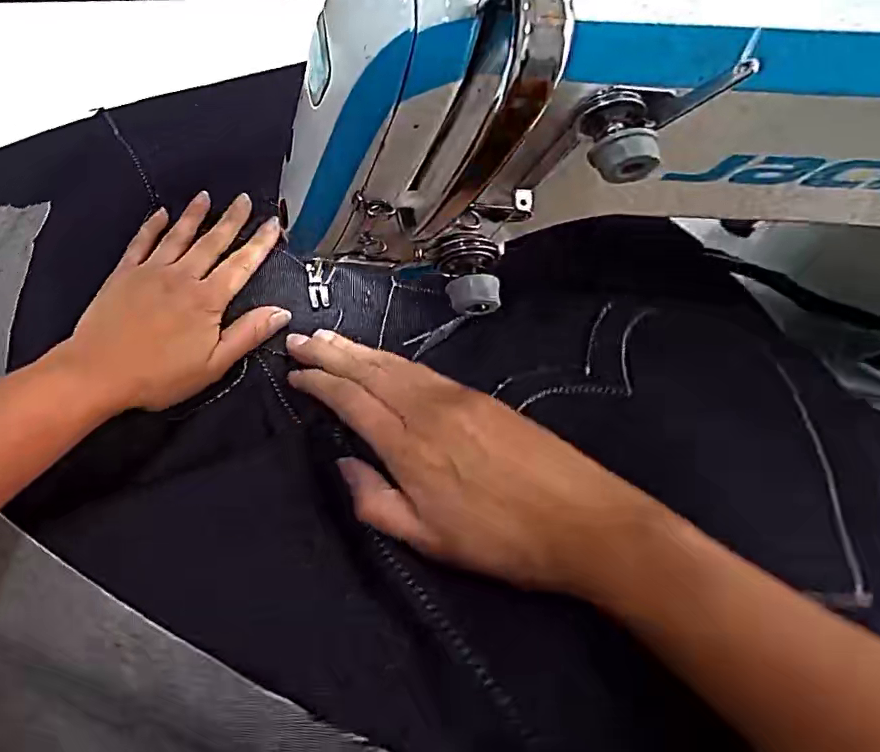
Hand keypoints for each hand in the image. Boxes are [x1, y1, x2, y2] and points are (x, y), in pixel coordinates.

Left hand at [51, 192, 288, 411]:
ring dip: (194, 214)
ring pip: (179, 235)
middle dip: (232, 219)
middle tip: (243, 200)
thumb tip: (279, 313)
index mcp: (206, 299)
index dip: (260, 243)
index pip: (241, 264)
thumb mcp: (212, 365)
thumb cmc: (156, 376)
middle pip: (212, 241)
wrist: (97, 372)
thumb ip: (247, 334)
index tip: (272, 225)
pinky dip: (152, 226)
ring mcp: (151, 272)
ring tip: (206, 197)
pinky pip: (142, 242)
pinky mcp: (124, 274)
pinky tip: (160, 214)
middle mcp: (182, 277)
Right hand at [286, 329, 662, 595]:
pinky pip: (419, 368)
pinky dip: (389, 358)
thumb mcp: (431, 541)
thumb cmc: (503, 540)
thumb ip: (377, 502)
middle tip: (300, 338)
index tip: (296, 373)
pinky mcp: (478, 396)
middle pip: (368, 370)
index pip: (352, 400)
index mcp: (409, 445)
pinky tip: (381, 359)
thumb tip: (344, 466)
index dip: (319, 383)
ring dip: (357, 349)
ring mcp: (455, 397)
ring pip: (393, 363)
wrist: (584, 519)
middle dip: (330, 353)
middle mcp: (427, 409)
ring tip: (330, 339)